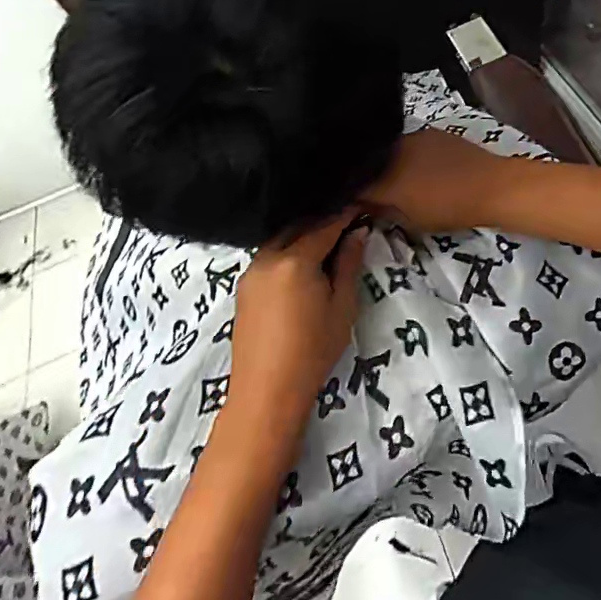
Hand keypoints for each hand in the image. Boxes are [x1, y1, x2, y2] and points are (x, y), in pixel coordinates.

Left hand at [228, 210, 366, 428]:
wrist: (266, 391)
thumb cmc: (313, 350)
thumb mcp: (342, 307)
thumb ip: (348, 265)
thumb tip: (356, 233)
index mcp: (295, 261)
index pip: (324, 227)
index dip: (343, 216)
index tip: (358, 208)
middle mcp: (268, 258)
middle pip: (297, 227)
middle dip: (320, 222)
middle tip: (343, 224)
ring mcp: (251, 272)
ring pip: (279, 240)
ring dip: (301, 236)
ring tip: (324, 244)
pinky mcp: (243, 287)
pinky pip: (268, 256)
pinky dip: (286, 251)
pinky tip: (301, 264)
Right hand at [361, 129, 509, 232]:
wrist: (490, 185)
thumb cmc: (451, 210)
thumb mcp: (412, 221)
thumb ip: (384, 211)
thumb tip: (367, 204)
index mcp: (384, 179)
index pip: (356, 187)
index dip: (354, 195)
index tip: (361, 202)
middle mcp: (392, 153)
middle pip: (370, 164)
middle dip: (371, 177)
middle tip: (383, 191)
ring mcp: (411, 138)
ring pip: (390, 151)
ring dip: (390, 163)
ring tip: (404, 177)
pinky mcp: (429, 131)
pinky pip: (409, 142)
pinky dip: (408, 153)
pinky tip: (421, 163)